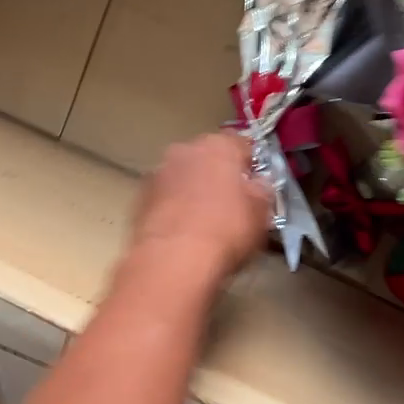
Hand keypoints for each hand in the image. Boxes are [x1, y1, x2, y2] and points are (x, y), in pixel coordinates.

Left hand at [131, 133, 271, 276]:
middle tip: (230, 203)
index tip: (255, 185)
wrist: (173, 259)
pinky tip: (183, 231)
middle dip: (218, 174)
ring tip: (203, 221)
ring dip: (192, 190)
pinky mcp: (140, 197)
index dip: (250, 164)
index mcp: (220, 145)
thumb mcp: (262, 212)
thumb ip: (262, 190)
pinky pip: (165, 196)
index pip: (241, 143)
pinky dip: (174, 207)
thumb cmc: (227, 229)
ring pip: (183, 176)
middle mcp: (186, 149)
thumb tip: (258, 183)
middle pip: (208, 157)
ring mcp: (159, 172)